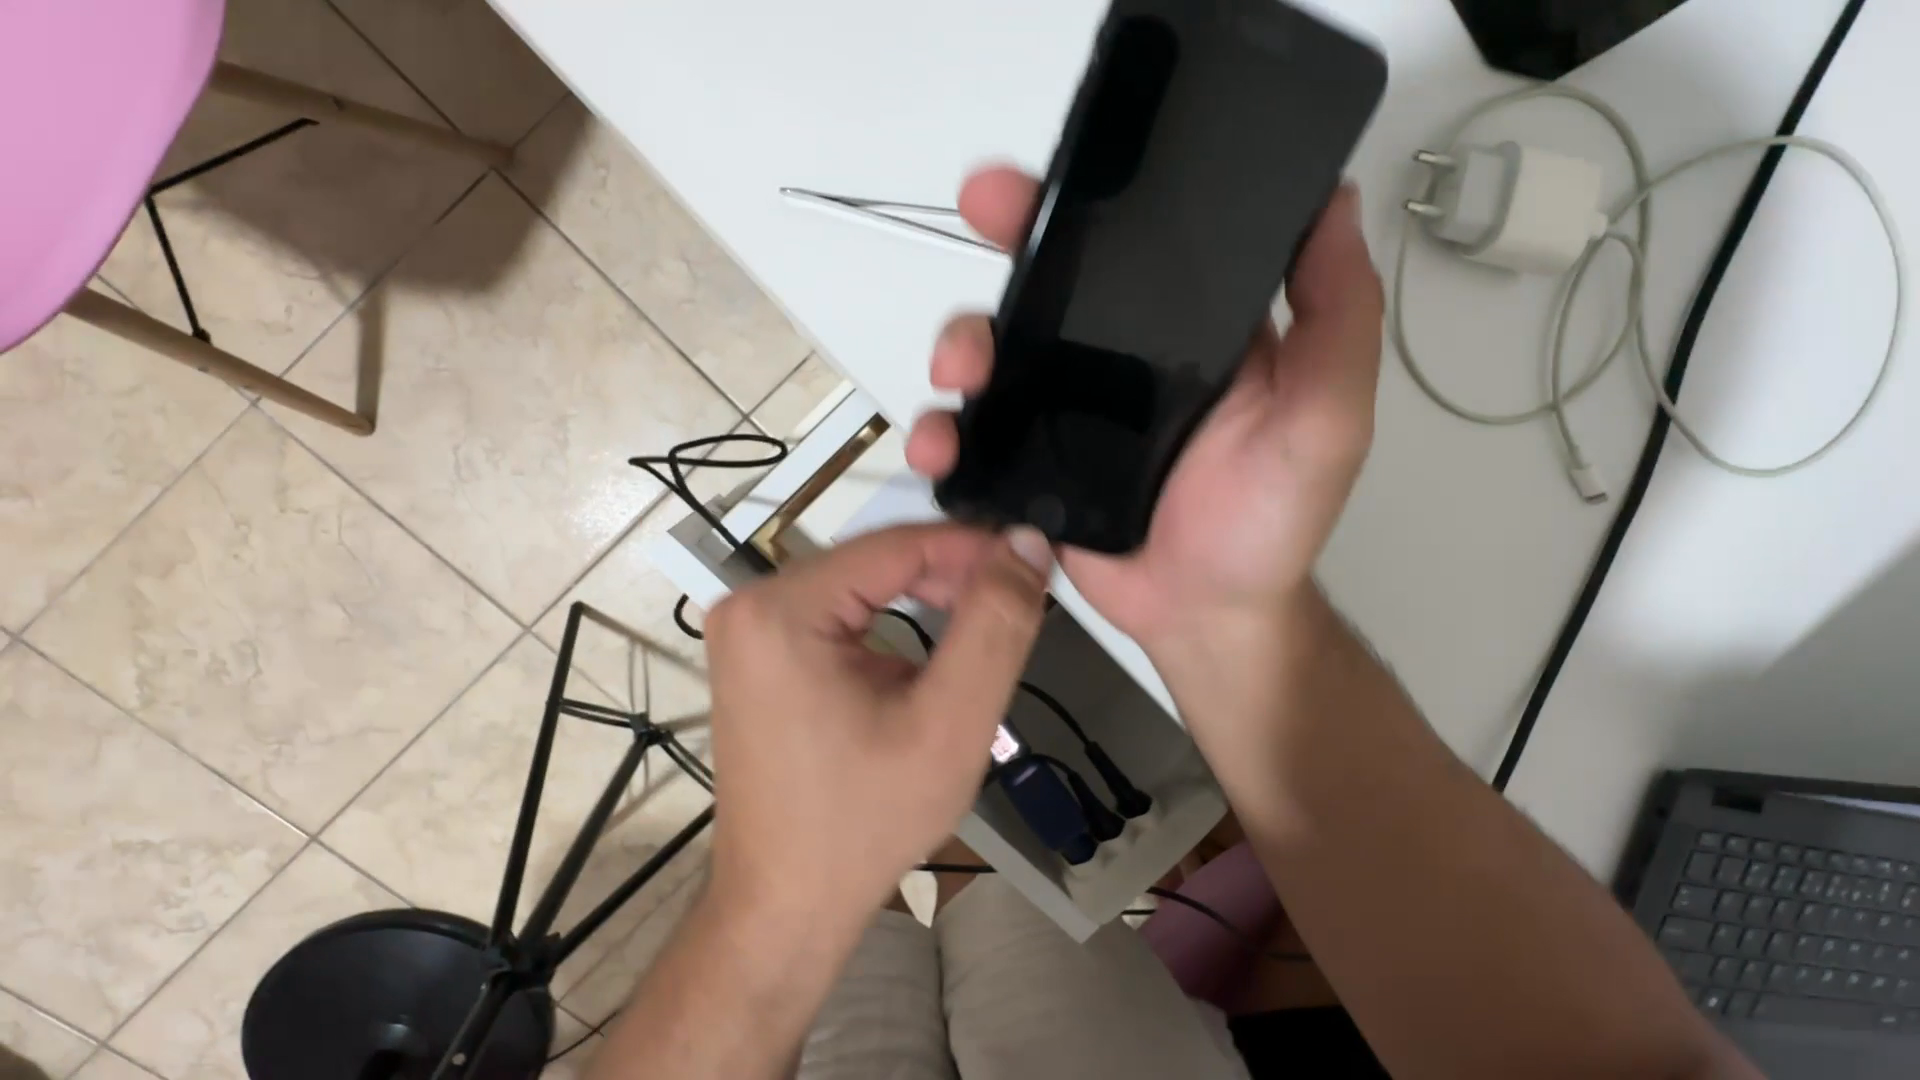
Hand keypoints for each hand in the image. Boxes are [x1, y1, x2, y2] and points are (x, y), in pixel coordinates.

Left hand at [701, 523, 1053, 926]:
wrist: (788, 903)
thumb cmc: (864, 822)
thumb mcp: (949, 724)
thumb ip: (995, 627)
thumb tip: (1027, 545)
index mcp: (780, 610)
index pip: (895, 544)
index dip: (972, 547)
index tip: (1030, 563)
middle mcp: (750, 605)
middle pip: (874, 562)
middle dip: (950, 578)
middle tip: (1014, 605)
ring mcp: (748, 632)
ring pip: (860, 587)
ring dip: (925, 602)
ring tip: (982, 632)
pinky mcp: (758, 657)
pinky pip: (837, 617)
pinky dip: (890, 627)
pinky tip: (929, 659)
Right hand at [907, 168, 1383, 650]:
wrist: (1205, 613)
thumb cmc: (1270, 523)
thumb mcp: (1326, 418)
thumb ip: (1335, 320)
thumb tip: (1332, 204)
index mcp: (1183, 334)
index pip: (1133, 248)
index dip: (1088, 202)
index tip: (1049, 175)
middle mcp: (1117, 361)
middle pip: (1048, 286)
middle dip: (1007, 245)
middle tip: (980, 218)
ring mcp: (1064, 413)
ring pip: (996, 355)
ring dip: (961, 344)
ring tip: (958, 375)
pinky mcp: (1029, 466)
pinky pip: (974, 437)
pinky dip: (943, 435)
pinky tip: (937, 448)